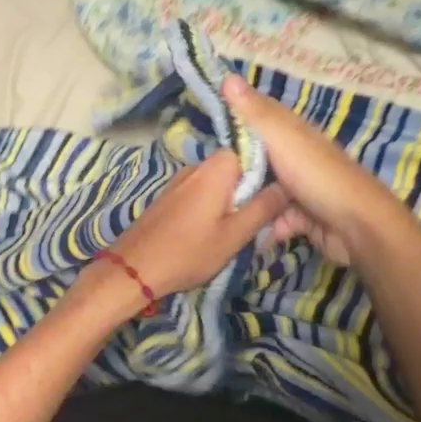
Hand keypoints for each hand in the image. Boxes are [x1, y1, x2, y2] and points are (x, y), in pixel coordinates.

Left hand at [98, 151, 289, 300]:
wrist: (133, 269)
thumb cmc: (188, 252)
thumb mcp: (234, 235)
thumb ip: (263, 208)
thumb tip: (288, 186)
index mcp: (218, 167)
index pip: (256, 152)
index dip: (269, 174)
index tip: (276, 198)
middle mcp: (198, 165)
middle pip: (236, 169)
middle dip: (248, 192)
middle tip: (256, 223)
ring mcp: (179, 180)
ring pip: (217, 185)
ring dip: (228, 204)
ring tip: (233, 232)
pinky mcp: (168, 197)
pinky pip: (199, 195)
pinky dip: (209, 210)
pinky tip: (207, 234)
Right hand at [220, 74, 417, 265]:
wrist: (355, 225)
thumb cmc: (318, 177)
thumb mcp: (283, 139)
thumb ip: (255, 113)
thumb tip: (226, 76)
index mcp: (293, 134)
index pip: (258, 119)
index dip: (233, 120)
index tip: (204, 128)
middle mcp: (296, 159)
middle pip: (257, 160)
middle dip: (233, 170)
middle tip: (202, 180)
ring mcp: (299, 190)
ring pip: (263, 194)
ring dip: (245, 204)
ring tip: (218, 213)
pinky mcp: (301, 219)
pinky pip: (274, 221)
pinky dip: (263, 228)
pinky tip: (247, 235)